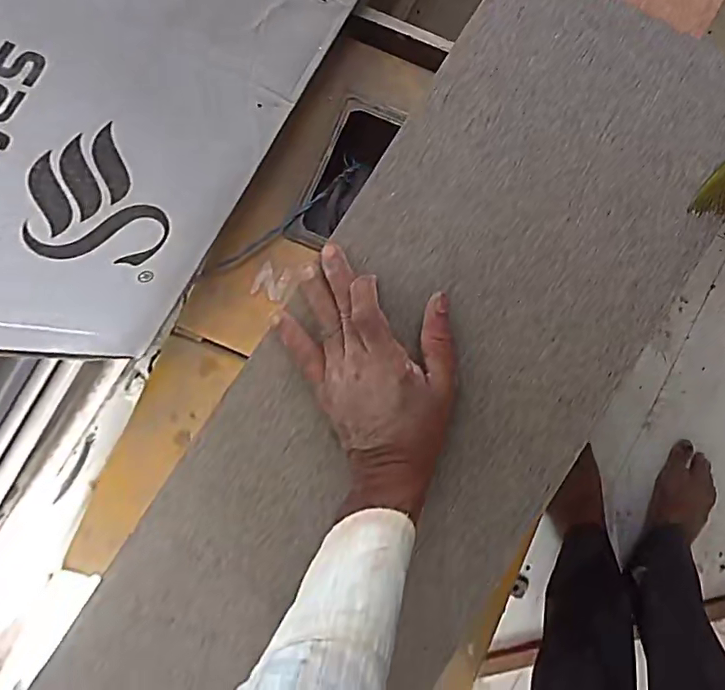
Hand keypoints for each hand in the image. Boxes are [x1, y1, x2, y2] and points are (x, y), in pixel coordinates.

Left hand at [277, 242, 455, 520]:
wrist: (389, 473)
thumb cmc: (420, 430)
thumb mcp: (443, 384)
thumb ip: (439, 340)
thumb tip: (438, 300)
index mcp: (384, 358)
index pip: (366, 312)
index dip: (364, 288)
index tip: (367, 272)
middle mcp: (354, 363)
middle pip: (341, 312)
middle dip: (334, 278)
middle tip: (328, 251)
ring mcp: (335, 377)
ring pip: (322, 328)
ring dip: (314, 297)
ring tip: (305, 271)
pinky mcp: (325, 391)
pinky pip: (304, 359)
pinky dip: (291, 338)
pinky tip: (281, 319)